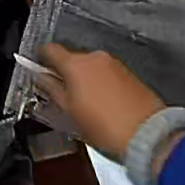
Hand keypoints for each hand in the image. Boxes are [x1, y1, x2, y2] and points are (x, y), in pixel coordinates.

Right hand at [34, 44, 165, 158]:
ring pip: (89, 67)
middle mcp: (95, 58)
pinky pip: (105, 73)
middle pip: (70, 59)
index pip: (50, 49)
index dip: (40, 57)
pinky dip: (99, 84)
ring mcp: (113, 64)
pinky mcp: (128, 73)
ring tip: (82, 106)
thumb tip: (41, 79)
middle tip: (59, 95)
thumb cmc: (107, 127)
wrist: (147, 134)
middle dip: (63, 74)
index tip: (37, 66)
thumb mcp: (68, 112)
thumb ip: (51, 90)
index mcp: (75, 64)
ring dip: (82, 80)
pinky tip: (101, 105)